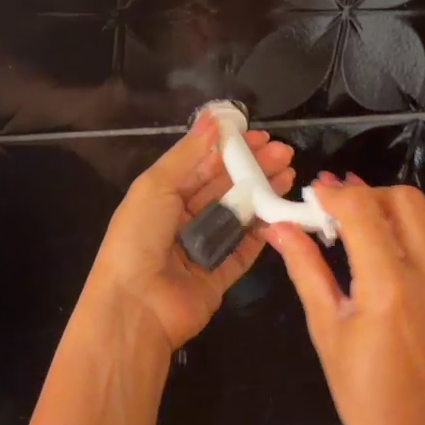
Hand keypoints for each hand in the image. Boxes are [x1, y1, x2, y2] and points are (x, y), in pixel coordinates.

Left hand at [79, 110, 295, 352]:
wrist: (135, 306)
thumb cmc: (139, 237)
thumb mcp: (156, 185)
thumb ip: (188, 153)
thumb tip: (213, 118)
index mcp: (163, 194)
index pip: (202, 164)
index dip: (230, 148)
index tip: (259, 135)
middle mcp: (183, 218)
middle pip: (224, 186)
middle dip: (253, 167)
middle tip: (284, 152)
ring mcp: (203, 246)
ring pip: (239, 213)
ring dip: (263, 193)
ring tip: (289, 174)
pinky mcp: (220, 274)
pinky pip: (245, 247)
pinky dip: (264, 230)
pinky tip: (282, 210)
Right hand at [265, 176, 424, 424]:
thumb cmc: (368, 405)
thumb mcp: (327, 335)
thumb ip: (306, 271)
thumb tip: (278, 227)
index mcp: (391, 292)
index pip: (362, 211)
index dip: (334, 194)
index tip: (313, 194)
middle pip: (405, 201)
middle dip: (367, 194)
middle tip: (338, 211)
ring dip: (394, 212)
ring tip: (365, 230)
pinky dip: (416, 238)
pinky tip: (393, 260)